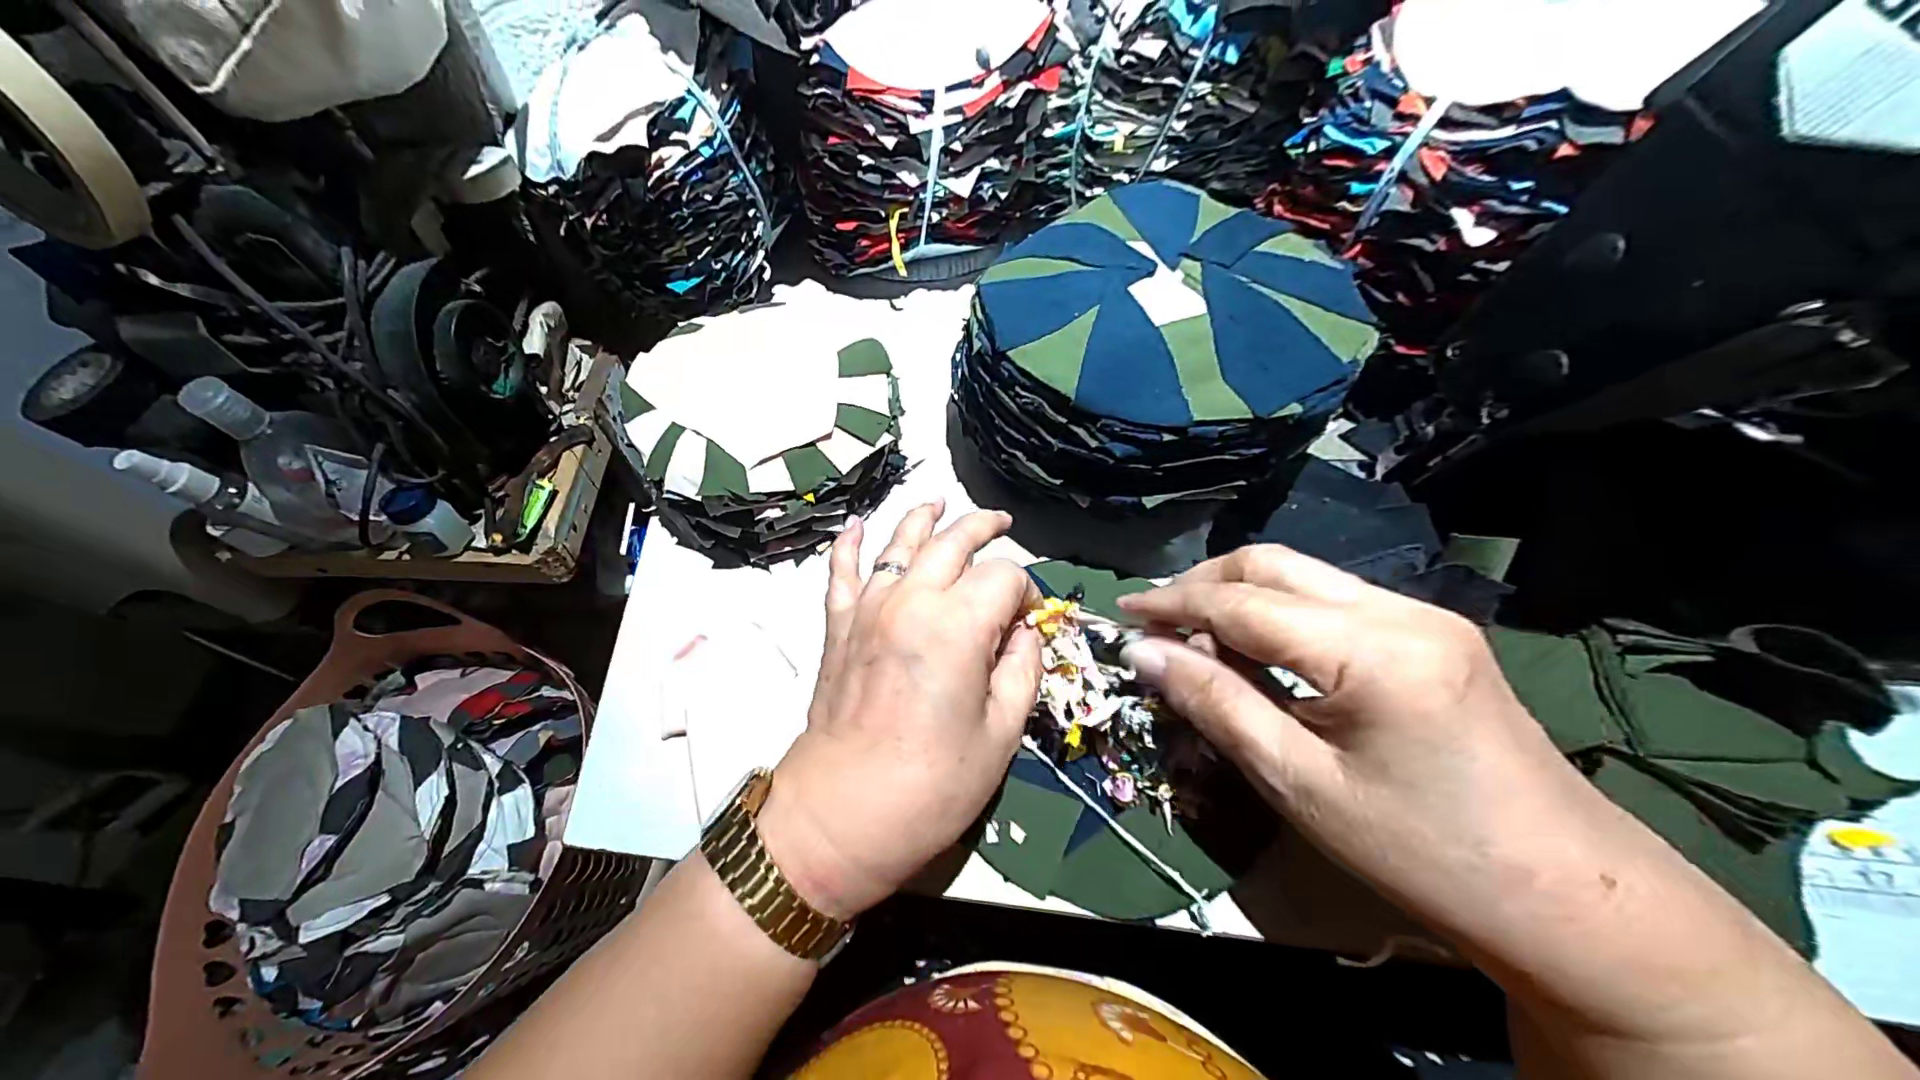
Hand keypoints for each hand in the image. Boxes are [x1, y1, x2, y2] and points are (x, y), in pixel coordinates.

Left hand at [755, 501, 1041, 919]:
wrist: (840, 813)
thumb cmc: (931, 785)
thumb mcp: (1001, 733)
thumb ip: (1021, 669)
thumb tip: (1024, 632)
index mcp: (958, 624)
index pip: (1003, 577)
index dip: (1025, 592)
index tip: (1029, 622)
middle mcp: (911, 600)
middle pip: (952, 542)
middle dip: (982, 528)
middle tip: (1001, 523)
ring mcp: (867, 609)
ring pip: (897, 543)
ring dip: (922, 519)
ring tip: (938, 501)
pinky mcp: (838, 627)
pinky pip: (841, 572)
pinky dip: (849, 545)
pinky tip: (856, 527)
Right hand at [1114, 545, 1632, 939]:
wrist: (1570, 898)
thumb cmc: (1422, 852)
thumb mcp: (1300, 783)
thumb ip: (1217, 704)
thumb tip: (1145, 653)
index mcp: (1372, 650)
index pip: (1243, 602)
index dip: (1173, 604)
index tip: (1122, 615)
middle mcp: (1401, 611)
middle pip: (1274, 564)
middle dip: (1202, 583)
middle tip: (1155, 622)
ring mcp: (1424, 617)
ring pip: (1304, 576)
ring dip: (1239, 596)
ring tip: (1195, 639)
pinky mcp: (1434, 635)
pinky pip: (1333, 602)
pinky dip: (1279, 615)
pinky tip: (1257, 652)